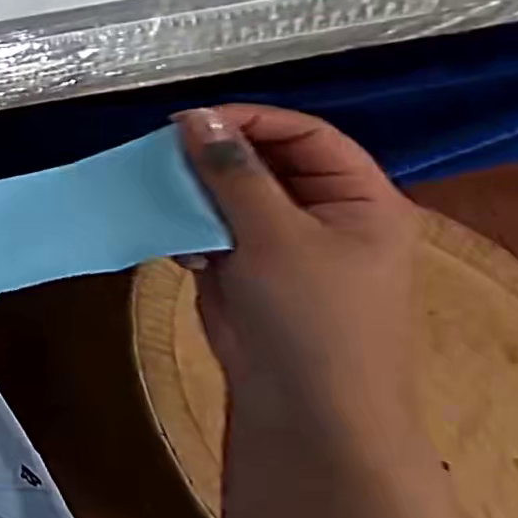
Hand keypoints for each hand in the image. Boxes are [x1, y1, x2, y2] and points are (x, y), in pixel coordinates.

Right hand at [174, 105, 421, 435]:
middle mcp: (320, 211)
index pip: (304, 134)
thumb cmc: (310, 314)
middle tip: (160, 154)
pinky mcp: (240, 259)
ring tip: (161, 196)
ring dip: (191, 192)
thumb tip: (194, 116)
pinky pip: (206, 222)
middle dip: (210, 156)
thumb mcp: (274, 234)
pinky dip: (186, 225)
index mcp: (357, 198)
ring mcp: (277, 237)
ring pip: (225, 190)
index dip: (248, 120)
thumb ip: (232, 172)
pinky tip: (178, 244)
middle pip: (260, 159)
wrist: (301, 401)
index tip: (185, 121)